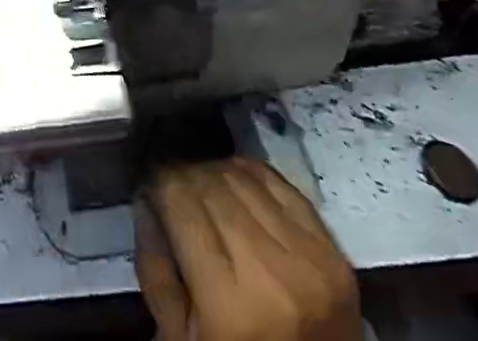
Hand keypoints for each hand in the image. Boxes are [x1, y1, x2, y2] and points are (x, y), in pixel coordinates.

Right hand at [137, 158, 360, 340]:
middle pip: (215, 189)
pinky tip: (233, 177)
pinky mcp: (331, 248)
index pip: (185, 210)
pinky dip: (252, 174)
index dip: (161, 184)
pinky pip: (282, 187)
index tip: (148, 180)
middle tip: (168, 179)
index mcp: (229, 307)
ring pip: (247, 180)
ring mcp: (308, 256)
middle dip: (184, 175)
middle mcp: (271, 272)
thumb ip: (156, 273)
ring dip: (214, 171)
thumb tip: (147, 203)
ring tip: (198, 179)